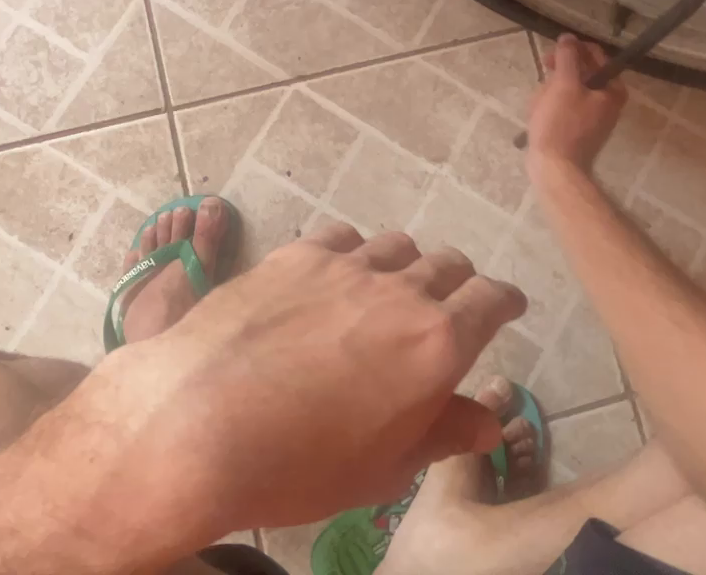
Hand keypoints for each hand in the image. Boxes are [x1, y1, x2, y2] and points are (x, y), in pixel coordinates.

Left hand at [87, 225, 527, 535]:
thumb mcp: (384, 467)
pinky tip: (334, 277)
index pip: (491, 300)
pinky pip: (343, 238)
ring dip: (404, 267)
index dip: (504, 301)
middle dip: (457, 284)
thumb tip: (490, 419)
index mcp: (437, 343)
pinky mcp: (298, 253)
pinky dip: (353, 254)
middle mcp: (401, 291)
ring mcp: (347, 265)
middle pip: (448, 265)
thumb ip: (443, 432)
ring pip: (397, 246)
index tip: (506, 306)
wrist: (199, 421)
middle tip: (445, 307)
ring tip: (386, 292)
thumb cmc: (300, 465)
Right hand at [527, 33, 627, 170]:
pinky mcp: (580, 129)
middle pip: (583, 72)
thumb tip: (568, 38)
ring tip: (538, 102)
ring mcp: (595, 117)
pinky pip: (566, 106)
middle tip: (543, 77)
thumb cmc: (560, 124)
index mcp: (613, 90)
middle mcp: (609, 102)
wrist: (555, 168)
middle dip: (560, 73)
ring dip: (552, 89)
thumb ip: (568, 57)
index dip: (572, 50)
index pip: (595, 55)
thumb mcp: (564, 85)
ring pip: (571, 89)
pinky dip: (552, 104)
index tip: (551, 57)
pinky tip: (539, 114)